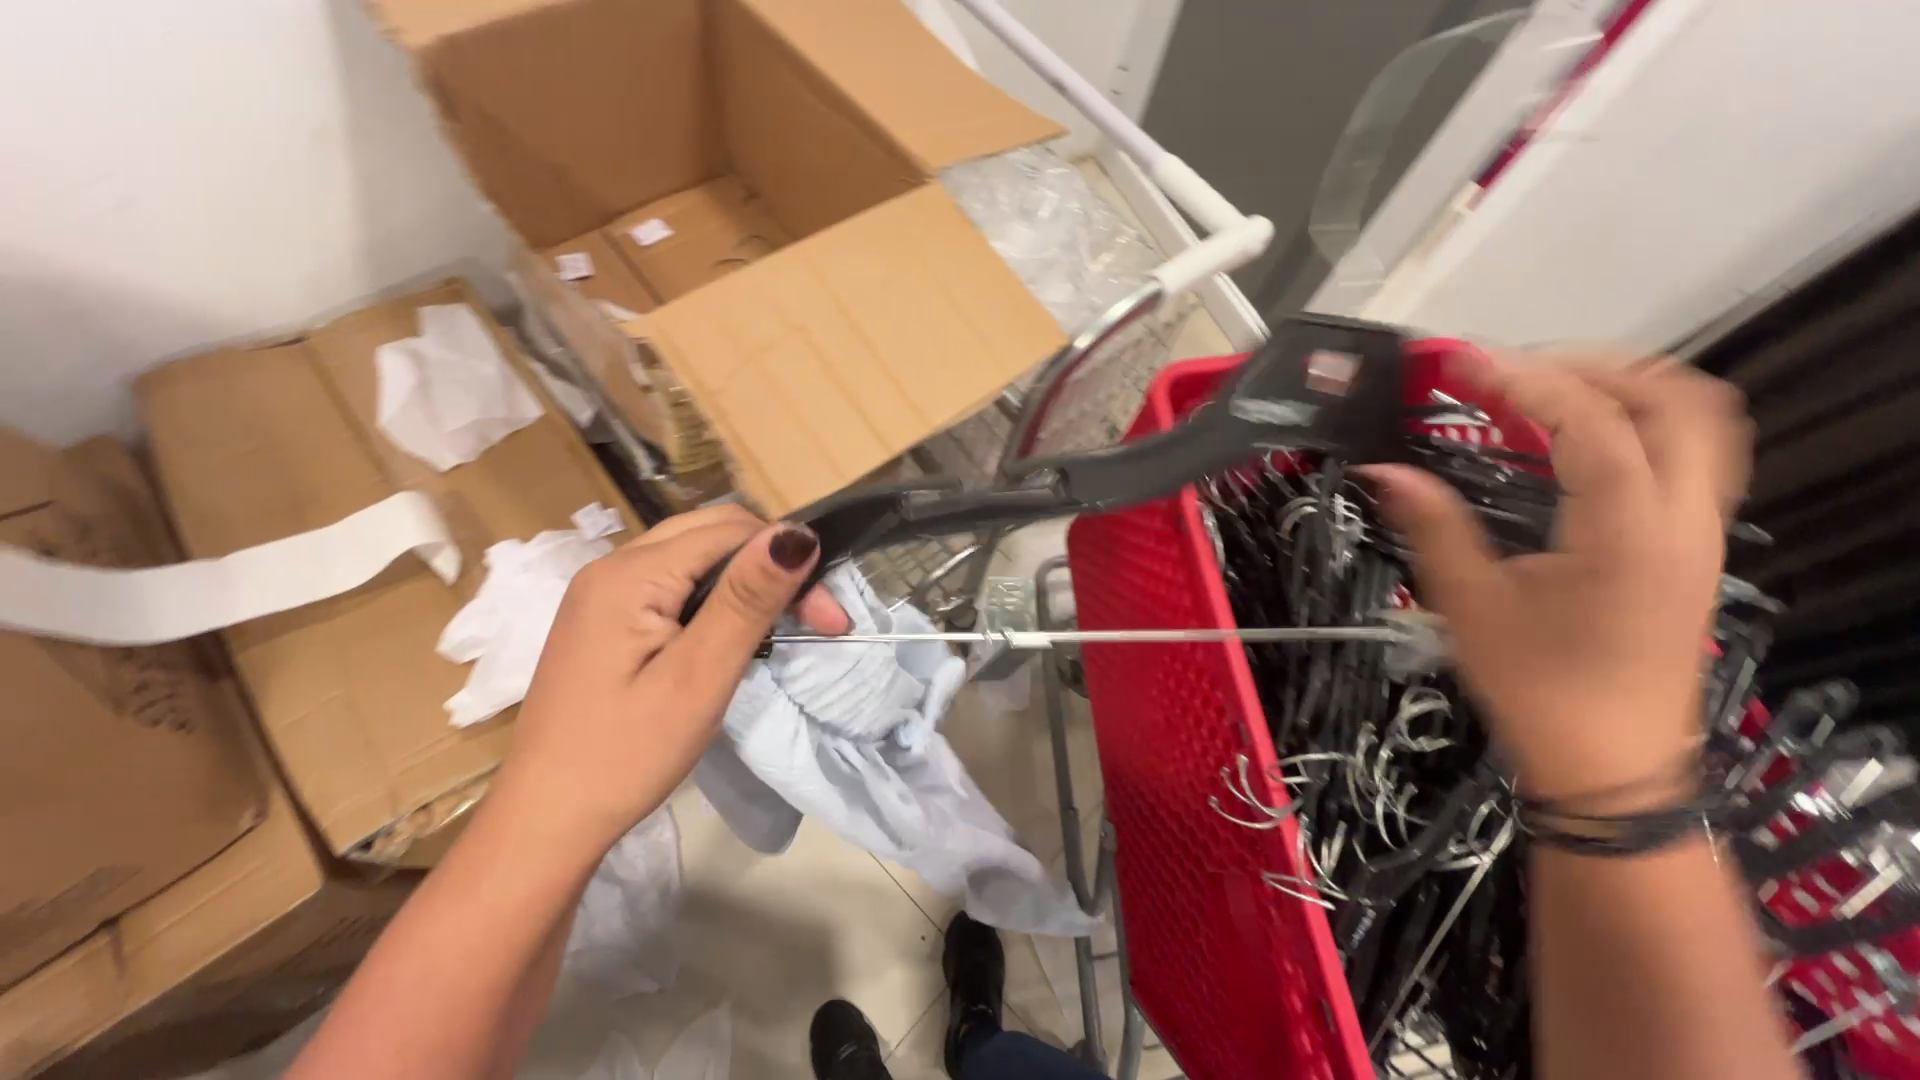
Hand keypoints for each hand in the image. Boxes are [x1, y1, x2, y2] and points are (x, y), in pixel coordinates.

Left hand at [488, 506, 850, 853]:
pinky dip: (712, 595)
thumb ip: (745, 600)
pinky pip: (671, 582)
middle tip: (813, 620)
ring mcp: (601, 592)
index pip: (732, 532)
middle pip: (712, 532)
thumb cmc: (627, 754)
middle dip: (771, 562)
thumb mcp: (698, 677)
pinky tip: (727, 633)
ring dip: (744, 578)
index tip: (829, 619)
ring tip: (777, 627)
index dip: (788, 561)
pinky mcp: (603, 619)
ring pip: (693, 555)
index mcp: (630, 573)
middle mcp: (611, 566)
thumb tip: (796, 533)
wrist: (547, 817)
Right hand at [1368, 355, 1751, 801]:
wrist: (1611, 764)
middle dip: (1591, 367)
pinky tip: (1576, 445)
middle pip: (1673, 399)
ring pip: (1696, 422)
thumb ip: (1433, 526)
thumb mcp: (1470, 607)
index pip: (1590, 422)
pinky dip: (1640, 425)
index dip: (1524, 380)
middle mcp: (1683, 517)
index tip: (1461, 363)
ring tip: (1545, 395)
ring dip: (1624, 390)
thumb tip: (1383, 469)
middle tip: (1512, 374)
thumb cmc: (1537, 688)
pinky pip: (1689, 456)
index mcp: (1627, 531)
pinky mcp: (1692, 546)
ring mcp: (1699, 530)